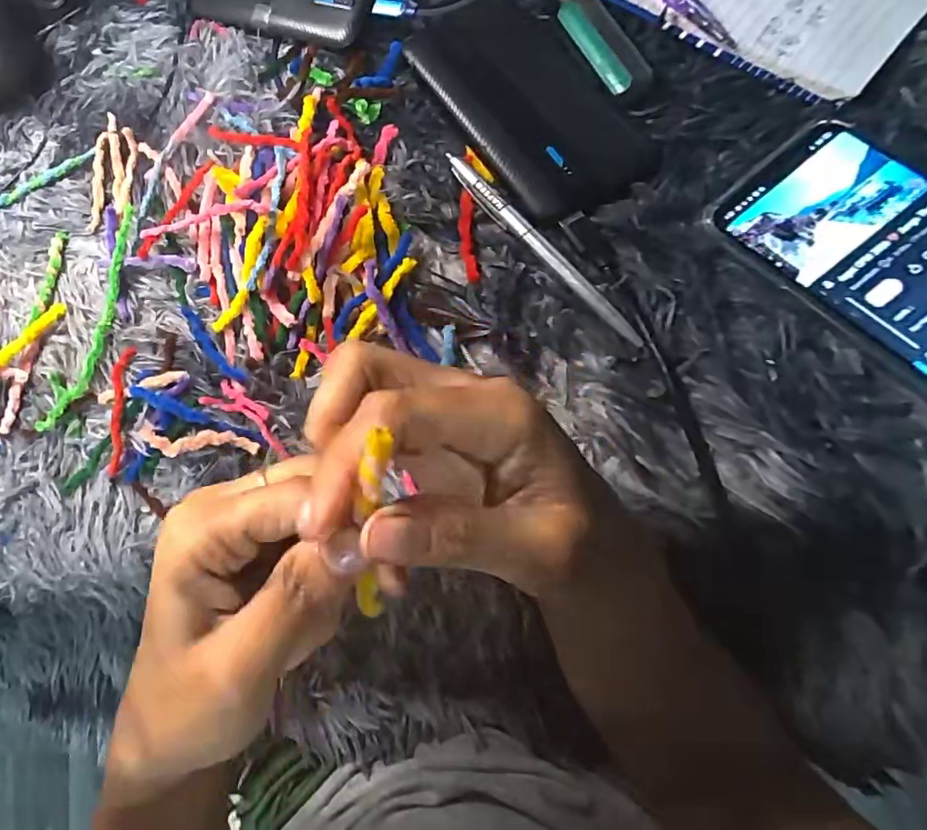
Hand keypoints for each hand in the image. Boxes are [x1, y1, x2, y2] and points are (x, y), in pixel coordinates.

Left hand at [102, 464, 358, 808]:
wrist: (171, 734)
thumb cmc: (192, 707)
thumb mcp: (241, 666)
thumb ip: (294, 598)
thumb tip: (353, 540)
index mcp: (201, 525)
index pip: (291, 491)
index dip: (342, 516)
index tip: (381, 565)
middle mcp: (219, 504)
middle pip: (309, 485)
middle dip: (346, 532)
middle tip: (381, 586)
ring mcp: (239, 518)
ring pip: (319, 506)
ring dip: (337, 559)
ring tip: (318, 623)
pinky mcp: (256, 539)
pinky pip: (313, 533)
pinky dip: (327, 571)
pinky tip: (309, 618)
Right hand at [299, 344, 658, 600]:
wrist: (605, 560)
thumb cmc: (588, 555)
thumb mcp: (540, 554)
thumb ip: (456, 537)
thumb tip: (366, 535)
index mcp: (496, 410)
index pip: (394, 410)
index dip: (346, 459)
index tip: (320, 525)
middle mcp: (460, 392)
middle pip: (363, 367)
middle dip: (326, 426)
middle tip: (321, 502)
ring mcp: (438, 409)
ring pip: (357, 392)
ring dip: (332, 453)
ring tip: (339, 523)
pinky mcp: (424, 436)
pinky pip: (366, 434)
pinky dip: (348, 476)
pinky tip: (365, 535)